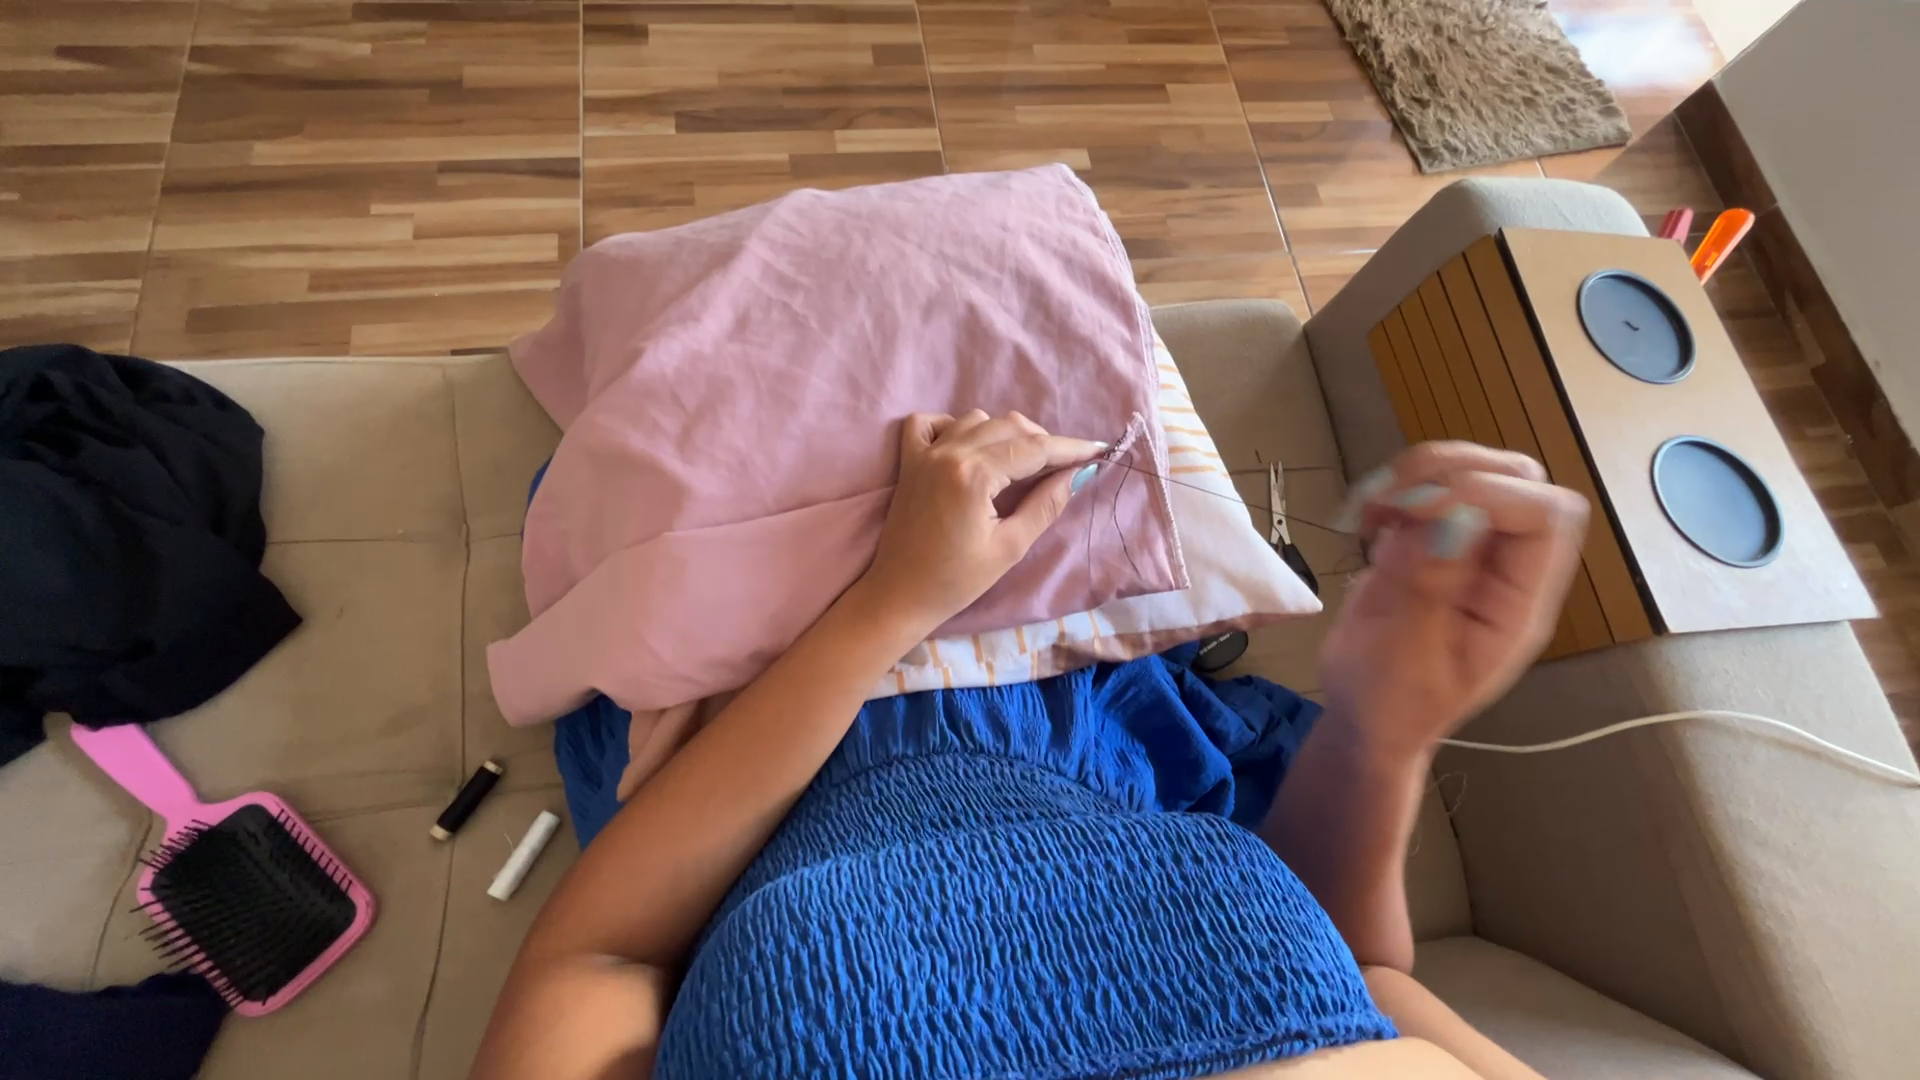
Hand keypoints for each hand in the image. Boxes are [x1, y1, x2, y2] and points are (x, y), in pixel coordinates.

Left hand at [851, 410, 1105, 634]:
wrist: (899, 595)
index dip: (1070, 448)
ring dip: (1004, 433)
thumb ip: (1046, 505)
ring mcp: (924, 454)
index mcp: (974, 475)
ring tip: (1020, 463)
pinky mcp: (908, 462)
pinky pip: (929, 423)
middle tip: (1062, 466)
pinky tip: (968, 447)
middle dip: (1042, 441)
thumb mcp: (1010, 547)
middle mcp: (948, 453)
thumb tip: (1078, 474)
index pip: (1034, 448)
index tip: (1098, 450)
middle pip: (1009, 425)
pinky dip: (953, 426)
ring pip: (976, 419)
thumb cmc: (956, 581)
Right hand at [1318, 442, 1588, 755]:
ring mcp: (1463, 551)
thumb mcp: (1406, 654)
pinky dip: (1391, 490)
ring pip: (1469, 472)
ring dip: (1416, 476)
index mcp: (1518, 602)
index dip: (1485, 495)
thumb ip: (1430, 585)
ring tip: (1372, 512)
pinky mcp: (1424, 544)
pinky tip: (1366, 524)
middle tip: (1389, 503)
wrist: (1366, 719)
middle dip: (1451, 472)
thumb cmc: (1391, 703)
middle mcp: (1501, 566)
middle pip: (1515, 478)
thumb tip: (1448, 515)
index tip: (1413, 513)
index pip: (1541, 515)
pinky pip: (1424, 491)